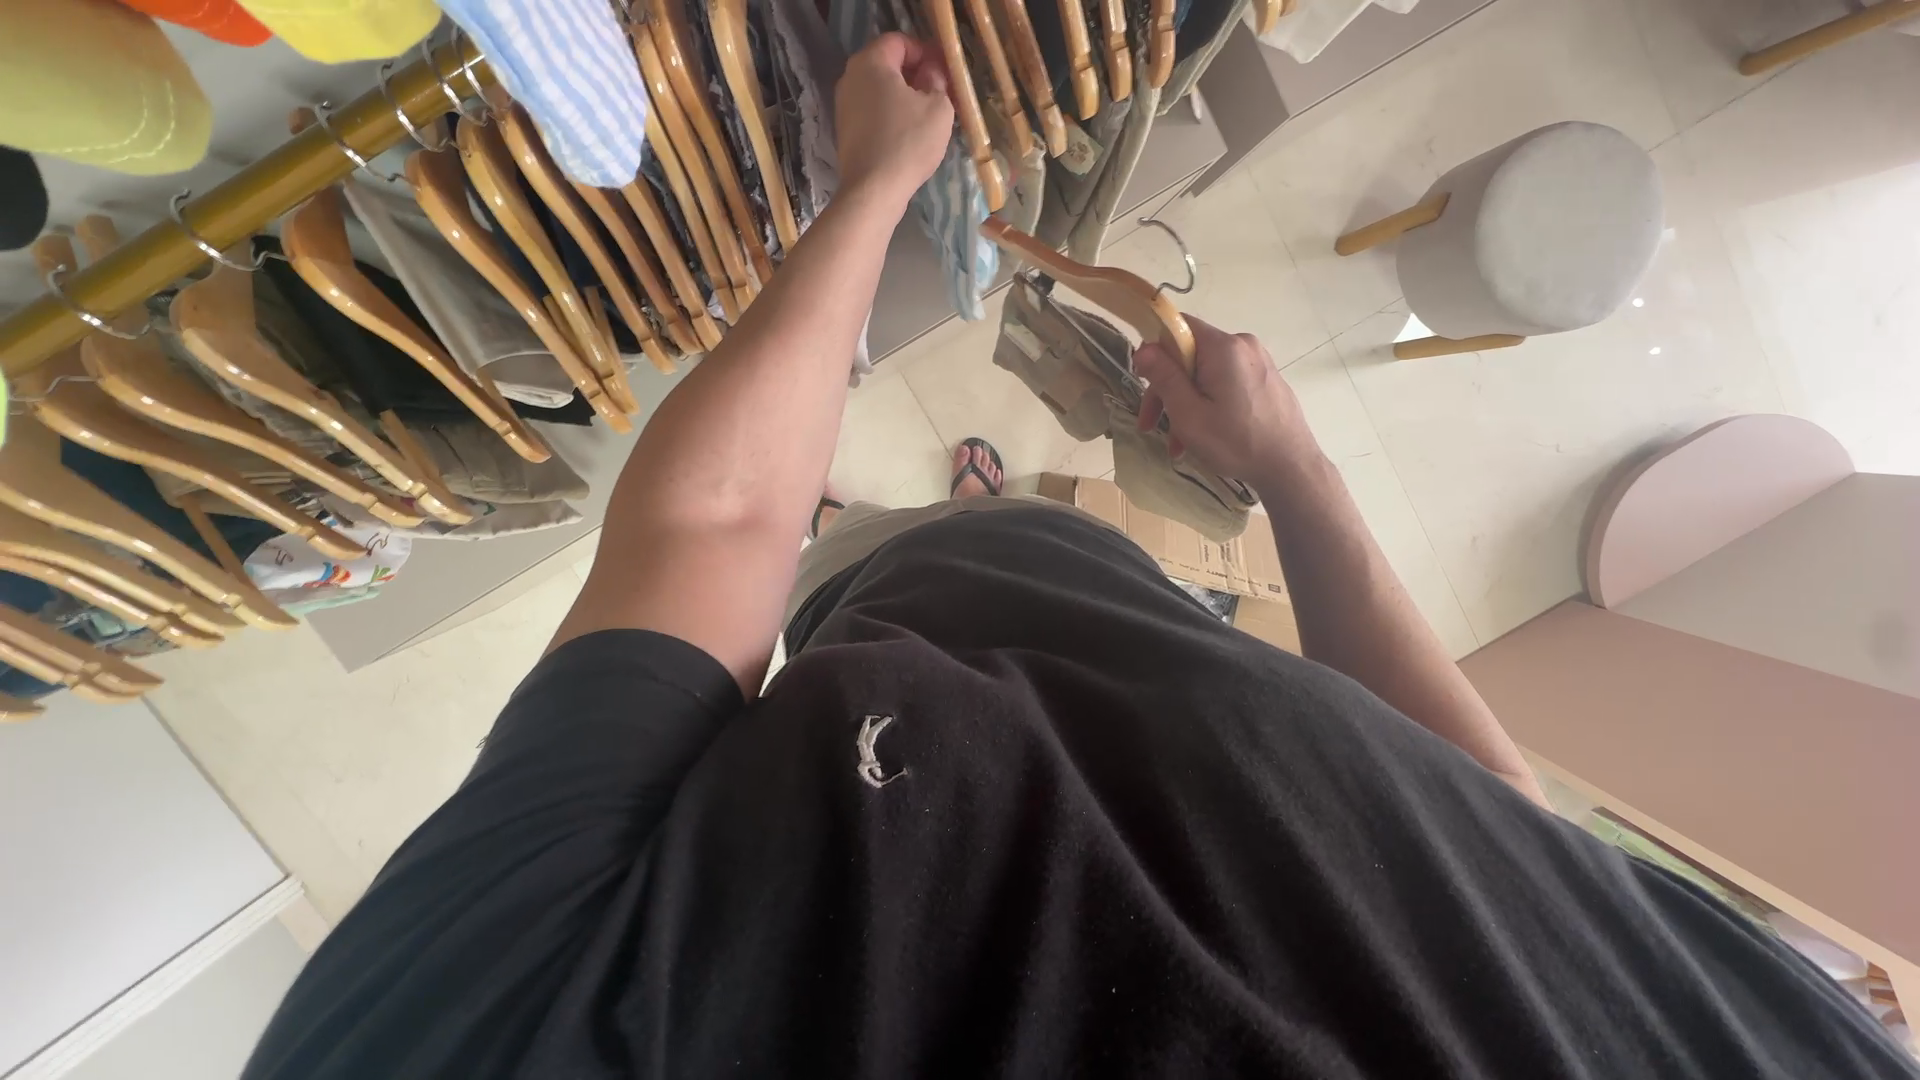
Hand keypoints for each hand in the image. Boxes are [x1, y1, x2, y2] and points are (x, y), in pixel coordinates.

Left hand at [834, 33, 954, 206]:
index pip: (900, 42)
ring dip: (905, 100)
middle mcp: (851, 78)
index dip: (926, 52)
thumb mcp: (938, 107)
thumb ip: (937, 81)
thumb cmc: (908, 142)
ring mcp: (844, 107)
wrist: (873, 192)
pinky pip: (874, 115)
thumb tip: (931, 74)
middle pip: (888, 67)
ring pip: (881, 93)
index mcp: (871, 62)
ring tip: (928, 119)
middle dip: (916, 77)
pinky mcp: (846, 134)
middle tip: (941, 95)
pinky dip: (892, 119)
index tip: (945, 72)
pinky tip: (910, 137)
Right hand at [1133, 317, 1326, 493]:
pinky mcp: (1264, 378)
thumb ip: (1164, 378)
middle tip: (1151, 426)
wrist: (1291, 467)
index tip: (1143, 382)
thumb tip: (1143, 349)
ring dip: (1185, 404)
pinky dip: (1207, 404)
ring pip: (1205, 374)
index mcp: (1223, 347)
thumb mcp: (1189, 415)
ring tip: (1177, 444)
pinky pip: (1224, 383)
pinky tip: (1202, 436)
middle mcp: (1242, 345)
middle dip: (1167, 389)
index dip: (1154, 350)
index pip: (1178, 326)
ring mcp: (1257, 361)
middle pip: (1189, 355)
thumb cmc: (1236, 442)